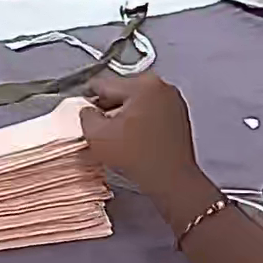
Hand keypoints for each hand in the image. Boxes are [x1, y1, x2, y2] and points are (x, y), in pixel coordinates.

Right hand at [78, 72, 219, 228]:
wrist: (171, 179)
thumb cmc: (137, 156)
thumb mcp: (97, 135)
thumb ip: (85, 116)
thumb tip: (88, 111)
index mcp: (142, 85)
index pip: (105, 84)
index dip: (88, 95)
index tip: (82, 102)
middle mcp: (162, 87)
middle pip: (123, 91)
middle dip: (108, 106)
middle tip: (97, 123)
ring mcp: (174, 101)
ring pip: (138, 102)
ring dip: (124, 114)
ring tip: (115, 135)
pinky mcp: (180, 116)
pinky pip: (152, 112)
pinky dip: (140, 121)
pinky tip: (133, 139)